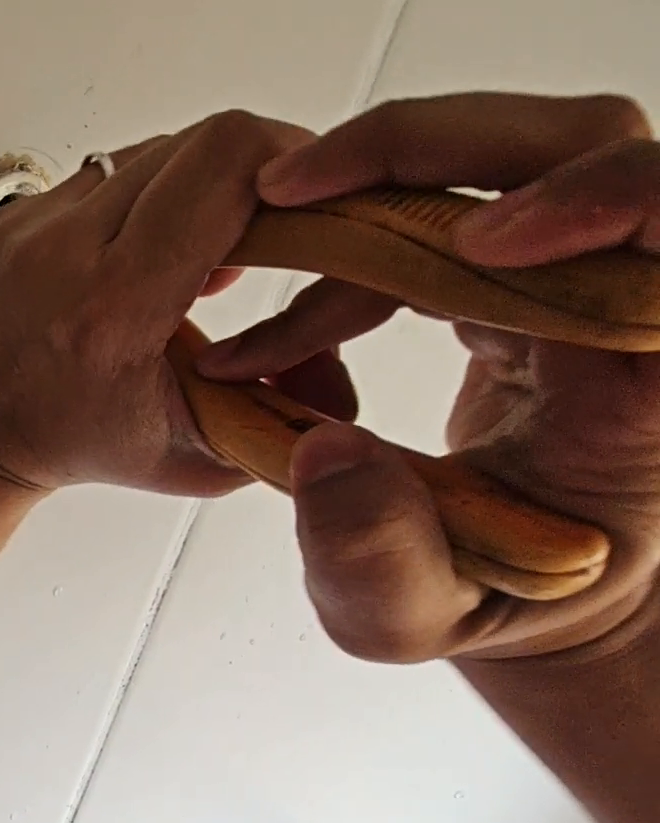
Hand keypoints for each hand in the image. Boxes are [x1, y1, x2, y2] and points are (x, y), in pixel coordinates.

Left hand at [0, 111, 316, 494]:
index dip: (291, 169)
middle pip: (199, 143)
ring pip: (151, 152)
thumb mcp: (192, 454)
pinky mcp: (12, 222)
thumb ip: (281, 411)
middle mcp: (60, 255)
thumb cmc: (73, 445)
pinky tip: (142, 253)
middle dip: (252, 176)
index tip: (309, 212)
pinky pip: (102, 175)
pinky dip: (140, 201)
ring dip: (193, 188)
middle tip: (264, 232)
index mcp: (111, 308)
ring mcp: (29, 231)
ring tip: (197, 253)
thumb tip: (347, 371)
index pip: (226, 163)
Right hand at [197, 92, 659, 661]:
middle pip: (581, 153)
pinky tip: (273, 342)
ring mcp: (567, 292)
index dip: (604, 201)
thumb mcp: (405, 616)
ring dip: (363, 194)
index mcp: (645, 392)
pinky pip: (428, 230)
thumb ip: (366, 555)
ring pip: (496, 170)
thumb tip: (320, 447)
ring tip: (259, 246)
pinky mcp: (511, 291)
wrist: (514, 591)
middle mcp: (627, 315)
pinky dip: (334, 266)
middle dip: (430, 148)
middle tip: (292, 186)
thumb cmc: (485, 605)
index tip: (481, 238)